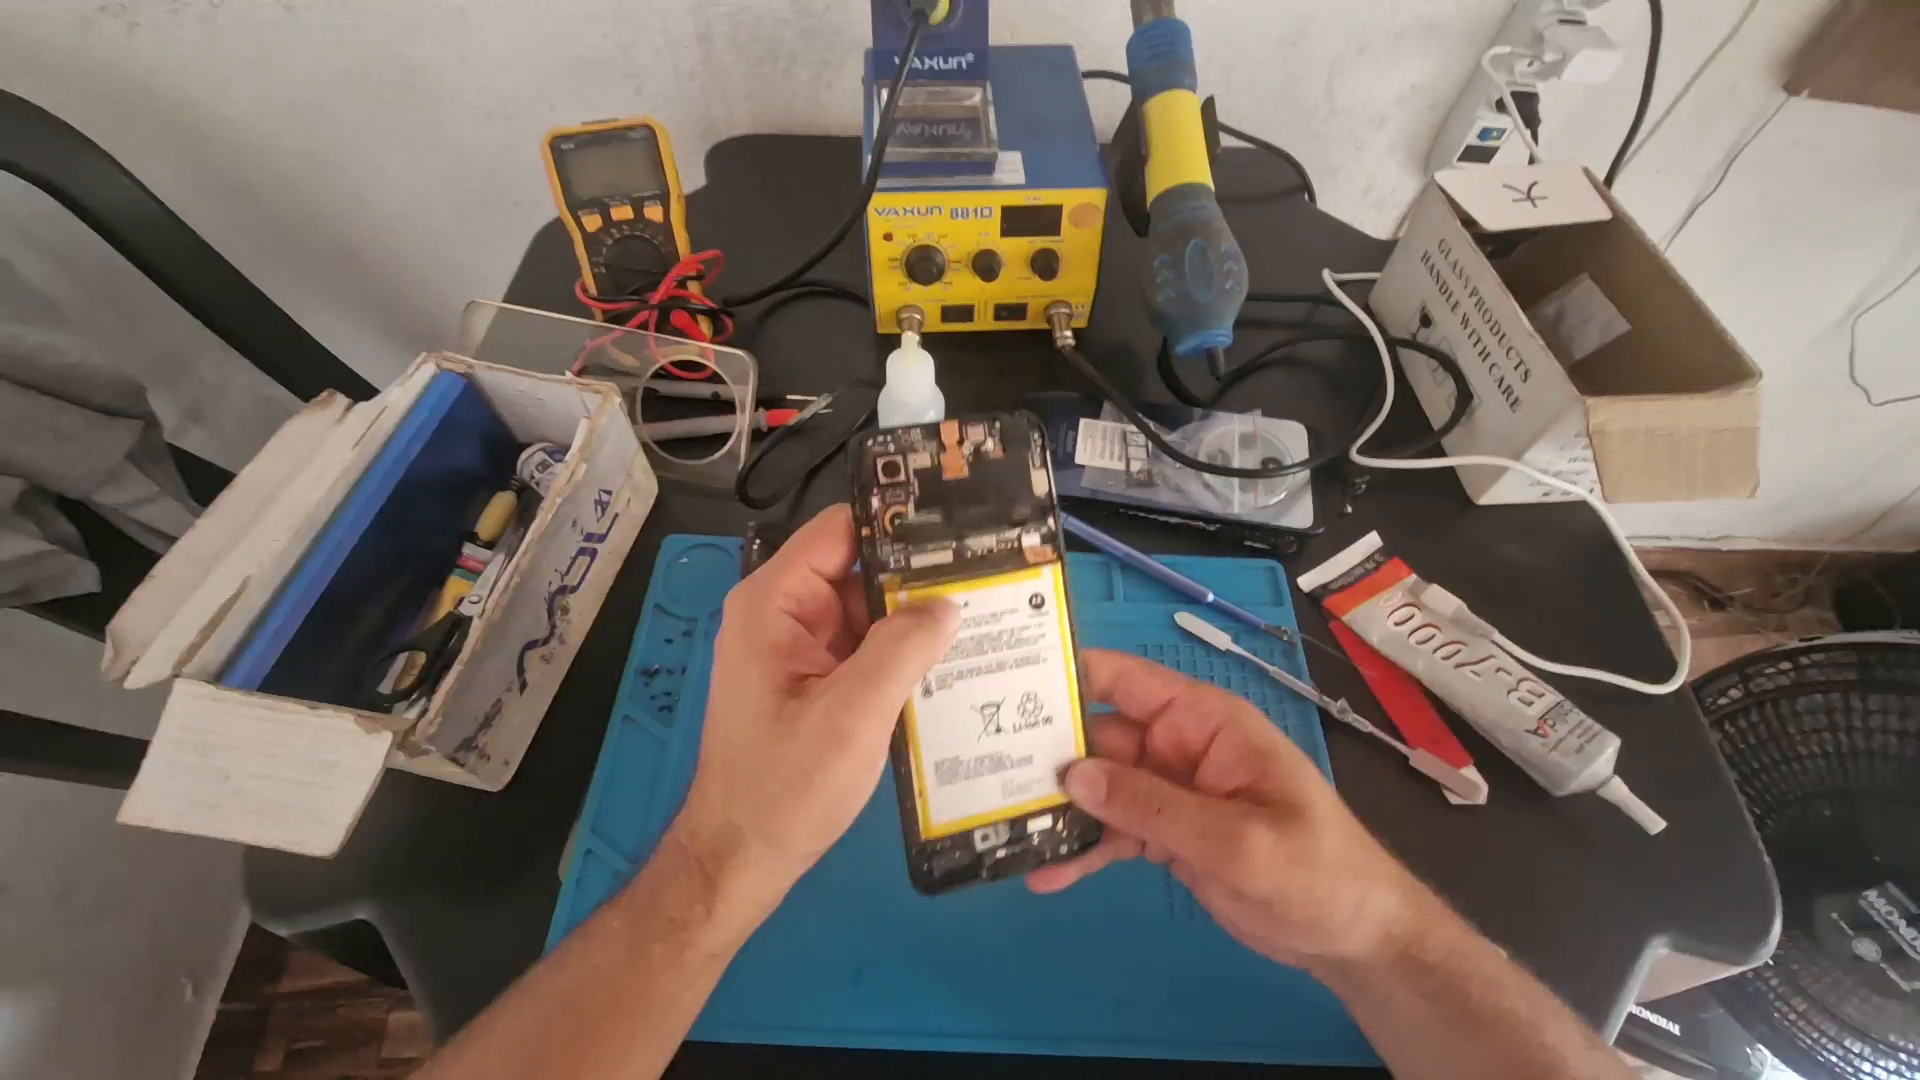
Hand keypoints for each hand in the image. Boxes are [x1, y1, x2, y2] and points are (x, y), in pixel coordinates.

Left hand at [671, 504, 959, 898]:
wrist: (745, 859)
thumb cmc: (785, 788)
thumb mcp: (850, 717)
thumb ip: (902, 650)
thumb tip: (949, 605)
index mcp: (775, 603)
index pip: (840, 531)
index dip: (897, 522)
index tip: (960, 525)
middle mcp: (786, 613)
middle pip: (861, 567)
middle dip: (920, 572)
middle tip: (992, 569)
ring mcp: (802, 647)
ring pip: (872, 608)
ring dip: (919, 614)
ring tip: (990, 606)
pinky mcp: (819, 678)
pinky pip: (869, 645)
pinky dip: (907, 648)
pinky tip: (957, 653)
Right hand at [1028, 650, 1436, 974]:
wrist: (1351, 936)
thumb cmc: (1314, 868)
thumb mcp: (1237, 839)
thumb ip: (1154, 806)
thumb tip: (1072, 776)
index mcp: (1200, 720)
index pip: (1124, 680)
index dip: (1069, 673)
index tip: (1008, 680)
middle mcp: (1175, 745)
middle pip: (1097, 736)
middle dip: (1046, 752)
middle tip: (983, 770)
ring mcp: (1167, 790)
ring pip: (1097, 787)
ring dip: (1057, 808)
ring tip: (1003, 829)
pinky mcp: (1163, 831)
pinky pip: (1112, 829)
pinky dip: (1082, 848)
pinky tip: (1046, 873)